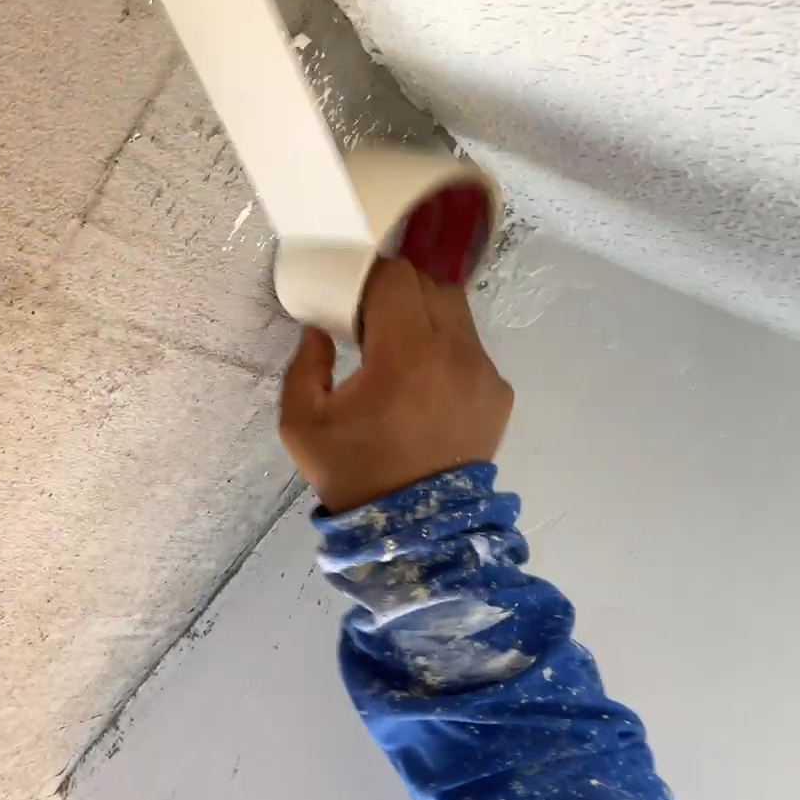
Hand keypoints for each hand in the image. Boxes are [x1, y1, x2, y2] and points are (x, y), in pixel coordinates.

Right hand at [278, 258, 512, 512]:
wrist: (412, 525)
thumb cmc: (350, 471)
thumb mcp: (301, 424)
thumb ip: (304, 367)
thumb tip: (319, 331)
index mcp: (404, 357)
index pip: (396, 280)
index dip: (369, 275)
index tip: (348, 289)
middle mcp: (455, 353)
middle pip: (433, 284)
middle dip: (397, 288)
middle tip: (366, 311)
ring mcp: (484, 372)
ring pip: (456, 312)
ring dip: (422, 314)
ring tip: (393, 342)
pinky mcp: (498, 391)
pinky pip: (470, 347)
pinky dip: (442, 347)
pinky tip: (419, 379)